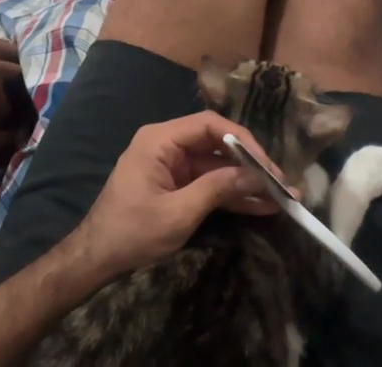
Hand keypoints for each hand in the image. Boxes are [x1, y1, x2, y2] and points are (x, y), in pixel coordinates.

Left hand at [73, 112, 283, 279]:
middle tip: (282, 185)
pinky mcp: (175, 185)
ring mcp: (171, 166)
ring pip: (216, 166)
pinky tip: (261, 206)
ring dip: (245, 182)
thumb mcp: (178, 213)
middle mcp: (166, 145)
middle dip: (249, 164)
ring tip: (282, 199)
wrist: (99, 257)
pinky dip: (231, 194)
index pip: (208, 125)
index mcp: (159, 140)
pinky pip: (208, 183)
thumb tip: (255, 176)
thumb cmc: (132, 232)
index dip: (242, 140)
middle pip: (215, 143)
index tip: (267, 165)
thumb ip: (216, 189)